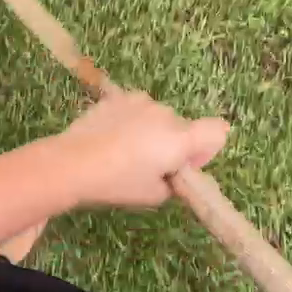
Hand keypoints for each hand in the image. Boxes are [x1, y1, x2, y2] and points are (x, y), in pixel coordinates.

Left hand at [49, 89, 229, 208]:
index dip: (206, 150)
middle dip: (173, 144)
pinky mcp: (117, 97)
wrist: (72, 162)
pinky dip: (131, 120)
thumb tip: (174, 173)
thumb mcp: (154, 194)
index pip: (218, 131)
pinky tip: (111, 137)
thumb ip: (175, 183)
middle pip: (184, 127)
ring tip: (125, 151)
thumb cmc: (117, 182)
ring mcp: (140, 101)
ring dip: (152, 131)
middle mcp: (166, 113)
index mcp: (181, 138)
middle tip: (148, 165)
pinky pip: (136, 109)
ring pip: (158, 117)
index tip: (183, 166)